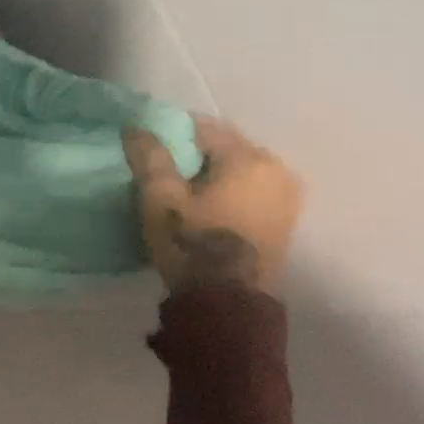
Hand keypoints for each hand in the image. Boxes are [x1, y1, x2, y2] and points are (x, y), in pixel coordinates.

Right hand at [123, 117, 303, 295]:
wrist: (229, 297)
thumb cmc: (192, 241)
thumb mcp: (159, 198)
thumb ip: (150, 158)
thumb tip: (136, 126)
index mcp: (249, 158)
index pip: (203, 127)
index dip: (170, 131)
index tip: (145, 146)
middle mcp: (278, 167)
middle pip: (225, 145)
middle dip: (192, 150)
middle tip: (158, 167)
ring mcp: (288, 192)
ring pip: (239, 166)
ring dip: (210, 170)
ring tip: (179, 187)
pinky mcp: (285, 215)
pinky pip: (250, 185)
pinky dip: (226, 186)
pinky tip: (204, 203)